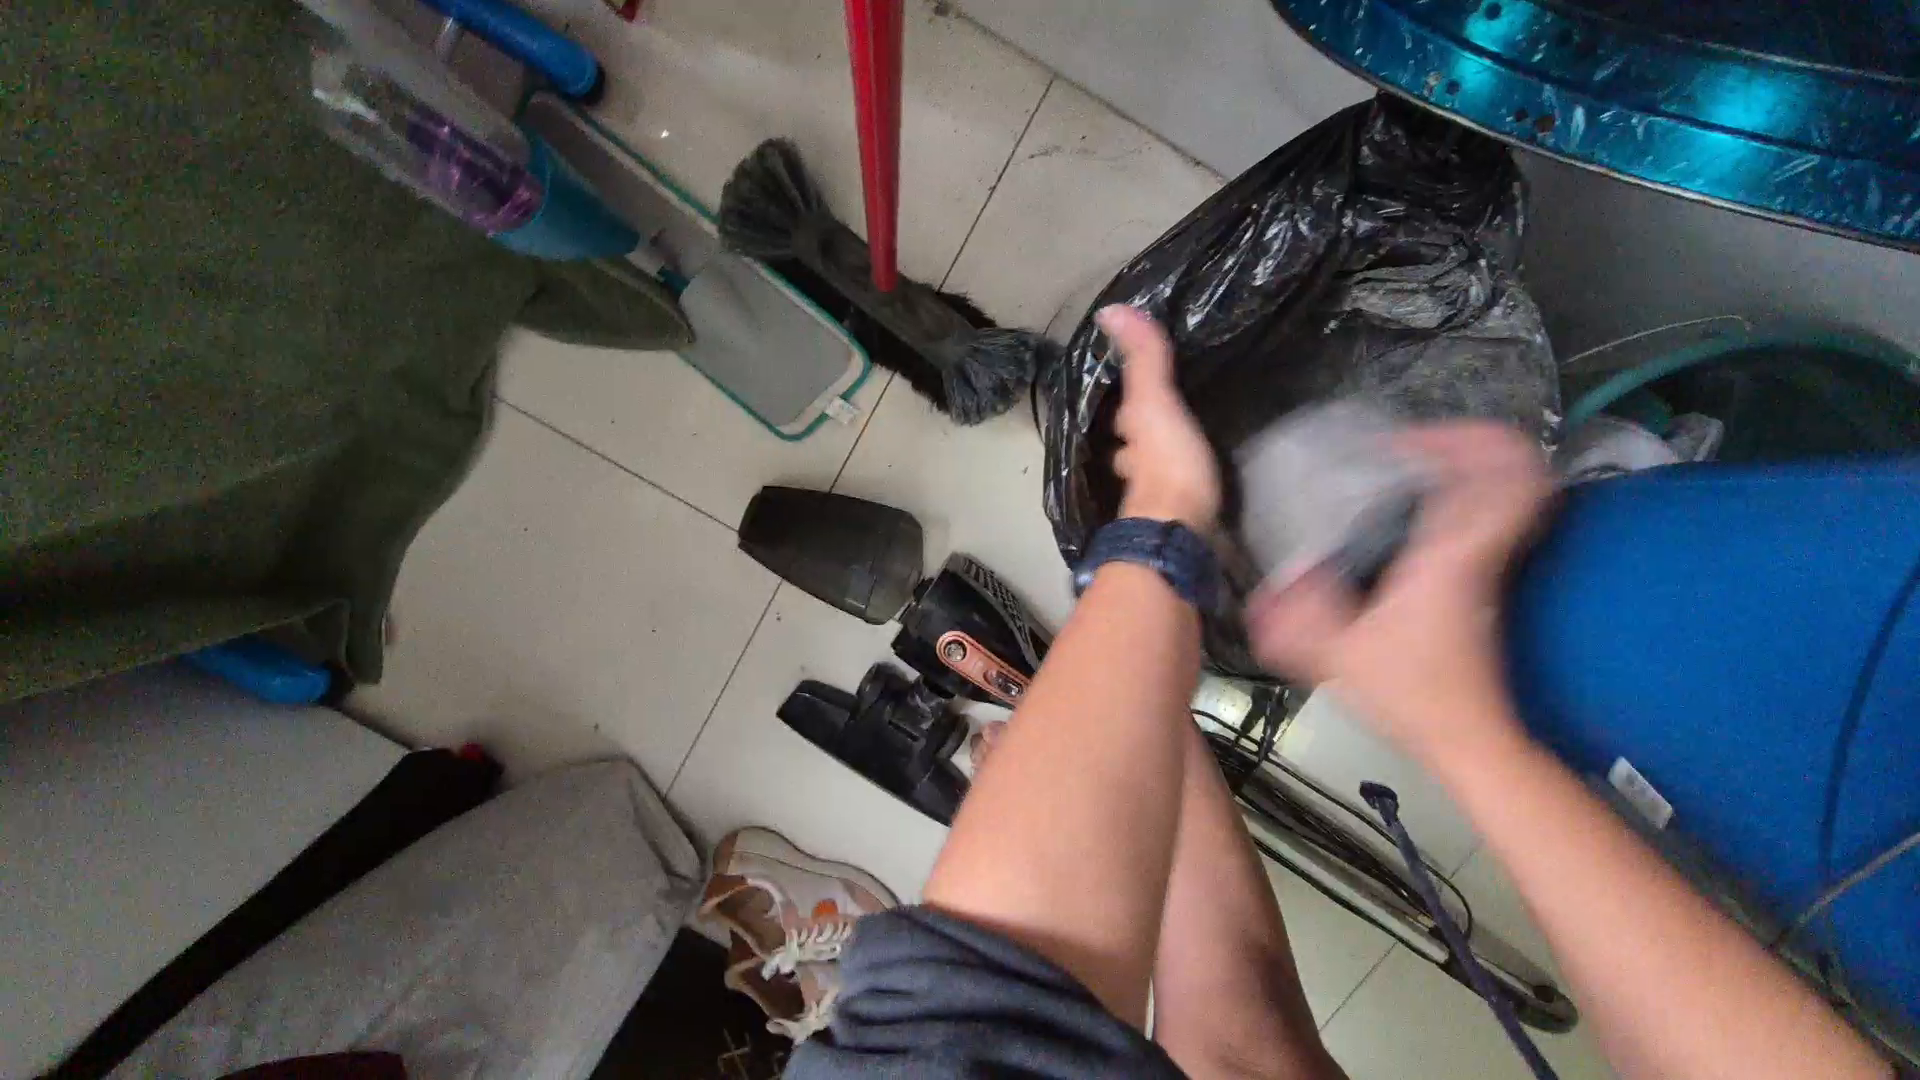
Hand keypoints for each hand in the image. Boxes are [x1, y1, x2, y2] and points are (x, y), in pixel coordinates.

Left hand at [1098, 305, 1219, 531]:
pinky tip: (1202, 490)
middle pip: (1132, 450)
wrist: (1181, 534)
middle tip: (1167, 423)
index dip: (1125, 404)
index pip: (1119, 416)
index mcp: (1125, 441)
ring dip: (1162, 467)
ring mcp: (1153, 501)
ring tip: (1187, 452)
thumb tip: (1110, 311)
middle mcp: (1130, 472)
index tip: (1140, 390)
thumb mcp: (1154, 403)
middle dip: (1142, 440)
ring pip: (1151, 477)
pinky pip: (1179, 500)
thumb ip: (1142, 361)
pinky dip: (1186, 492)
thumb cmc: (1167, 465)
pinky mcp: (1179, 524)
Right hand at [1245, 422, 1551, 765]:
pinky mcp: (1484, 588)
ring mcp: (1488, 572)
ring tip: (1419, 464)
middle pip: (1519, 475)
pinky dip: (1470, 500)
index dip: (1461, 442)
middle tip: (1417, 442)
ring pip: (1513, 497)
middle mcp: (1478, 557)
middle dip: (1476, 443)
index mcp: (1449, 561)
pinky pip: (1494, 522)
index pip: (1495, 480)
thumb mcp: (1338, 656)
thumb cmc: (1413, 698)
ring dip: (1475, 469)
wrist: (1470, 741)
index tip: (1407, 442)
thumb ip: (1293, 621)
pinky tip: (1421, 512)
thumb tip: (1261, 596)